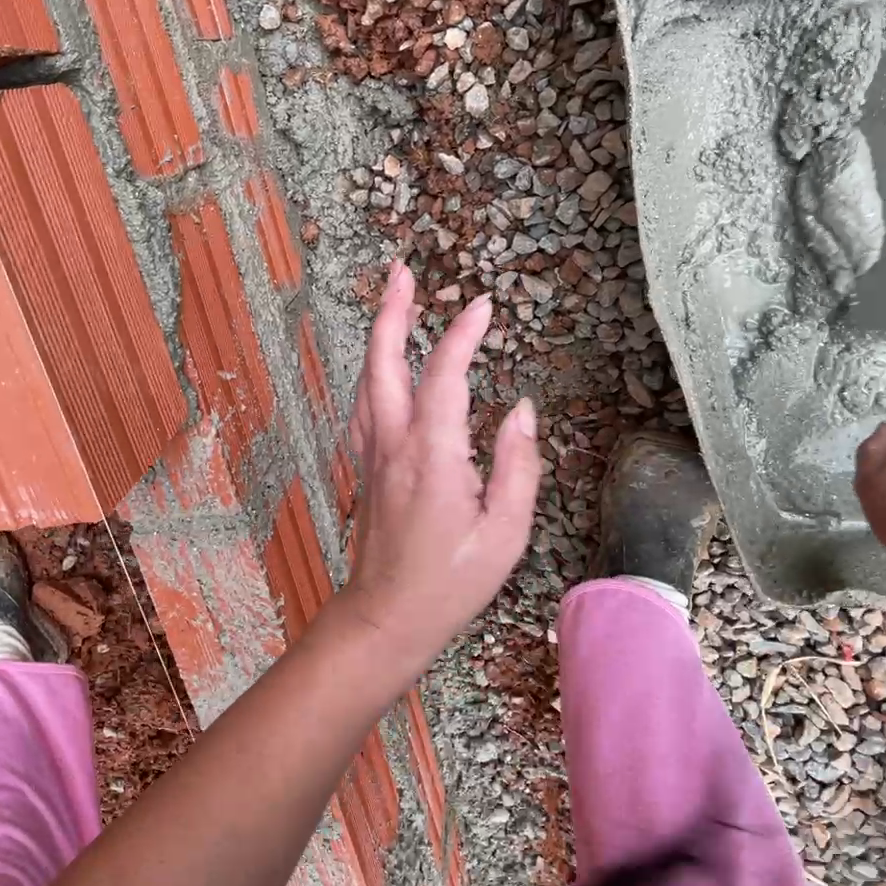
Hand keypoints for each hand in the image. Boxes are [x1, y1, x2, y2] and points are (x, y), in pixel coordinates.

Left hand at [337, 261, 540, 673]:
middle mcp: (392, 445)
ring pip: (366, 380)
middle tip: (402, 271)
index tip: (483, 304)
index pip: (444, 377)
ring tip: (394, 302)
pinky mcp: (365, 466)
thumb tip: (523, 410)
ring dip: (379, 337)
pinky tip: (381, 366)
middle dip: (392, 312)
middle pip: (383, 363)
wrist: (386, 614)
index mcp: (431, 457)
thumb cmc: (450, 581)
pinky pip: (363, 405)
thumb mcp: (506, 532)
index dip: (462, 335)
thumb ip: (517, 465)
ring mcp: (371, 454)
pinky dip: (372, 372)